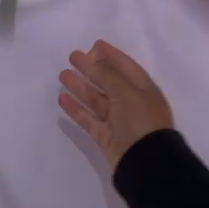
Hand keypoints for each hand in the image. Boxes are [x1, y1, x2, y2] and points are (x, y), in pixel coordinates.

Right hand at [57, 40, 174, 168]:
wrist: (147, 163)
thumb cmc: (141, 121)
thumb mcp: (126, 92)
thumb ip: (107, 75)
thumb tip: (93, 60)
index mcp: (143, 89)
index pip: (126, 66)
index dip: (111, 55)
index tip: (94, 44)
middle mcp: (131, 103)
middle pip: (108, 81)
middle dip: (91, 69)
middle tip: (73, 57)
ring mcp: (118, 121)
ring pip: (96, 99)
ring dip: (80, 87)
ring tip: (62, 75)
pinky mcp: (106, 137)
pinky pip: (89, 119)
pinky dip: (76, 109)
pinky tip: (62, 99)